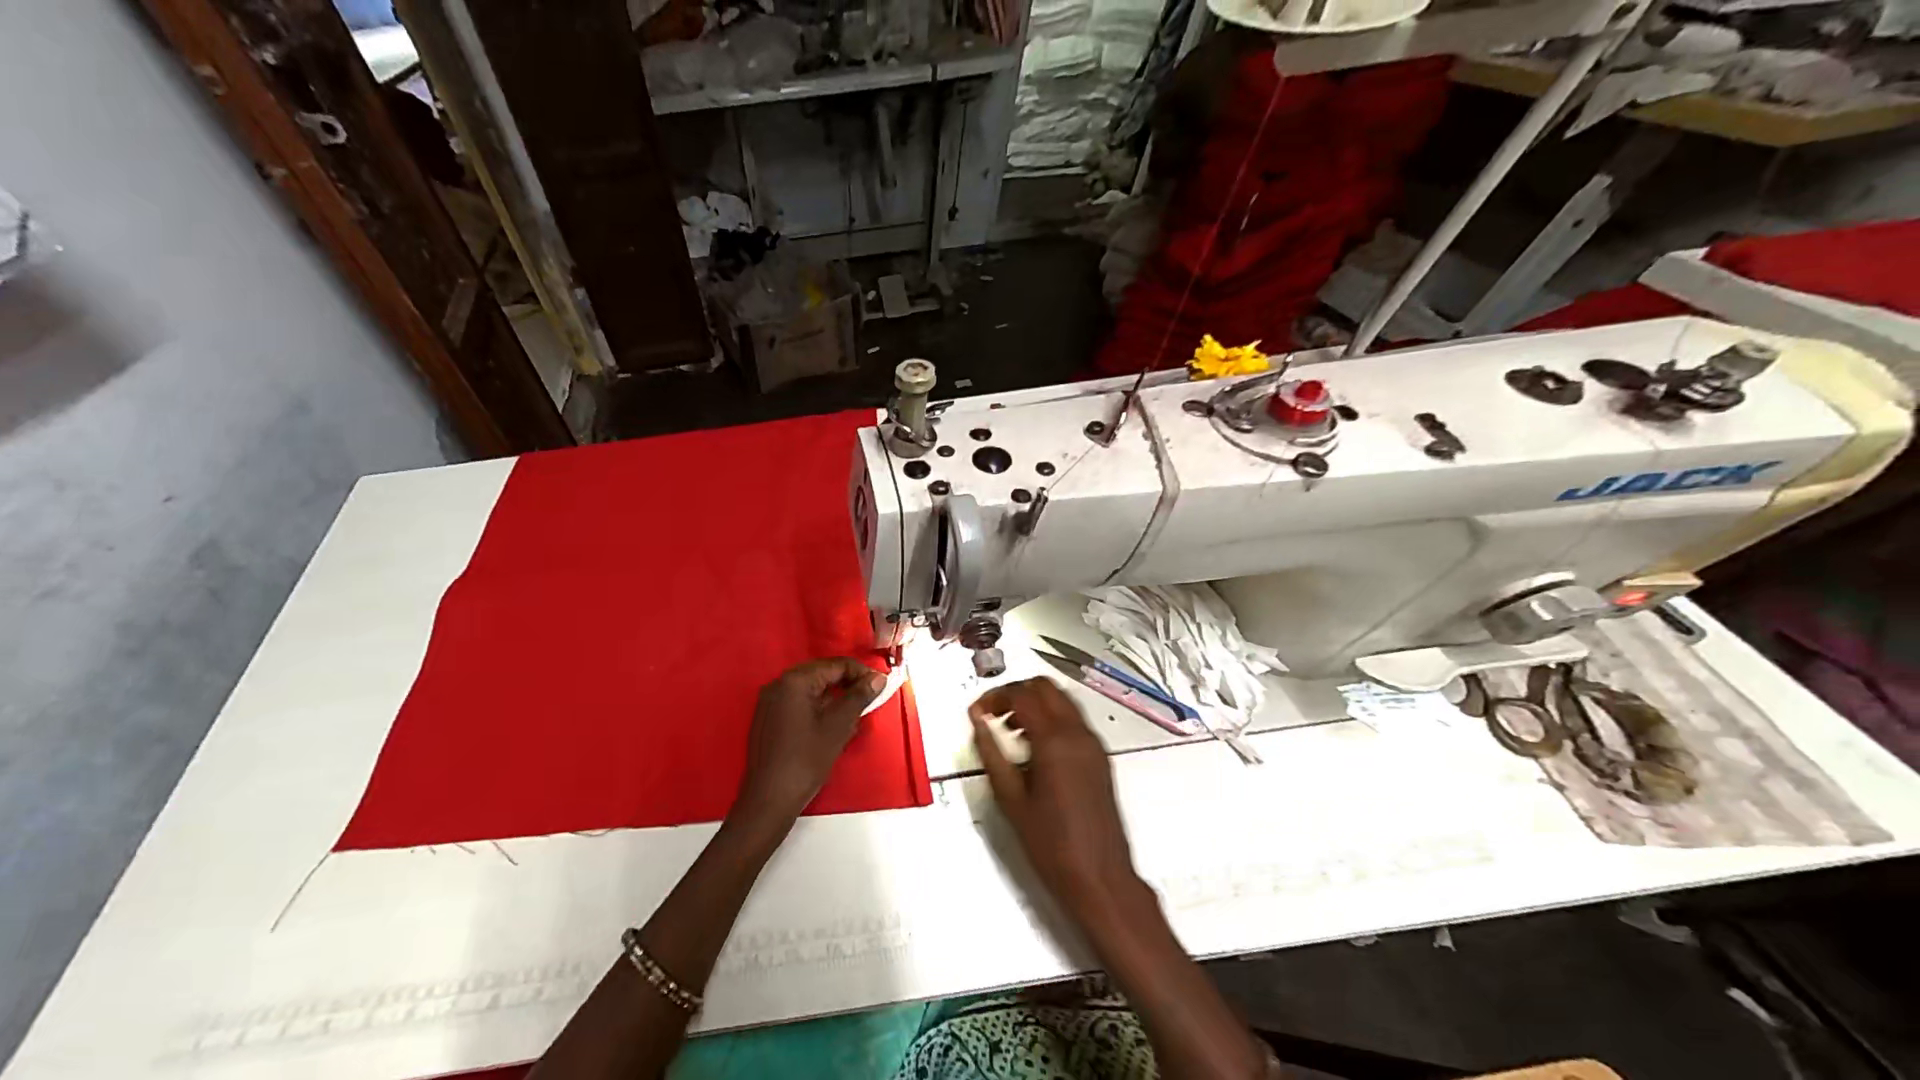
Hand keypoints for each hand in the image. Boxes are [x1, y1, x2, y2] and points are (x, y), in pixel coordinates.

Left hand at [734, 658, 885, 826]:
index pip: (835, 665)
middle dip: (848, 687)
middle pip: (822, 675)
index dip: (862, 673)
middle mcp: (778, 685)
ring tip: (853, 720)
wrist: (769, 799)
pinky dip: (819, 711)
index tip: (881, 686)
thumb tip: (877, 678)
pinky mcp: (768, 720)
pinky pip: (799, 705)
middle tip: (870, 702)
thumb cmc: (806, 759)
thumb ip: (859, 696)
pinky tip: (832, 729)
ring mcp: (770, 702)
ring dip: (835, 701)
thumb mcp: (838, 726)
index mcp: (794, 681)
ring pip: (812, 691)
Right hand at [970, 678, 1144, 921]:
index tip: (976, 711)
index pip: (1021, 695)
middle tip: (992, 713)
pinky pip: (1073, 721)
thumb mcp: (1010, 799)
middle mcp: (1078, 734)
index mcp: (1055, 740)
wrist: (1100, 877)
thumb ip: (991, 752)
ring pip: (1062, 701)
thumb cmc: (1052, 845)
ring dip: (1034, 704)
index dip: (993, 696)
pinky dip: (1050, 719)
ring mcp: (1093, 744)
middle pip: (1045, 687)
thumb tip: (977, 722)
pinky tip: (1032, 747)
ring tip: (1008, 730)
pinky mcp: (1100, 758)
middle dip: (1015, 692)